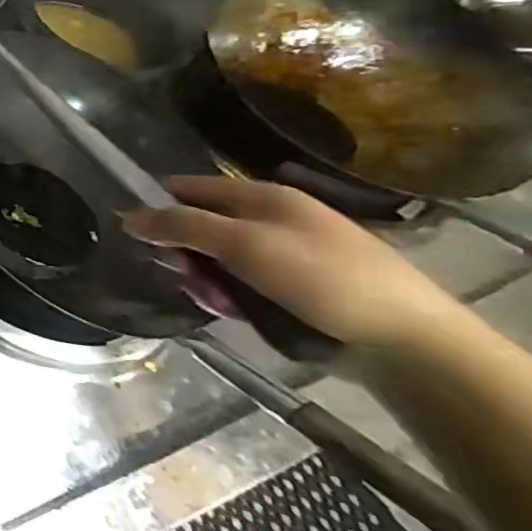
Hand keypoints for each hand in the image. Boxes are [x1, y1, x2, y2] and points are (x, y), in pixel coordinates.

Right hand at [122, 176, 462, 348]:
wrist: (405, 342)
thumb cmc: (322, 279)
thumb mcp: (242, 244)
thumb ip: (180, 225)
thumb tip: (126, 216)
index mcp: (262, 197)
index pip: (187, 188)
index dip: (158, 207)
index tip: (141, 236)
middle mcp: (267, 220)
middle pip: (195, 228)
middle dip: (182, 253)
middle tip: (185, 274)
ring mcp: (279, 256)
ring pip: (212, 261)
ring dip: (204, 280)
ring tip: (219, 301)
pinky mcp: (286, 289)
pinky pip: (236, 286)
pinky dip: (228, 298)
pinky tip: (236, 312)